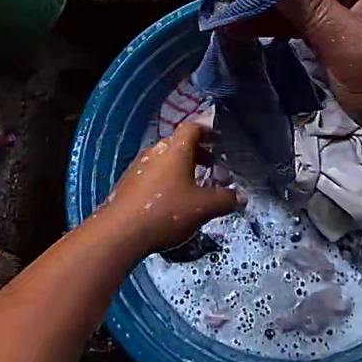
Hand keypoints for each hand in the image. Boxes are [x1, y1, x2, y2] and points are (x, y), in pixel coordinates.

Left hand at [96, 120, 240, 255]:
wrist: (120, 232)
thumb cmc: (166, 211)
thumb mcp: (204, 207)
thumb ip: (225, 200)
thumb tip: (240, 197)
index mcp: (176, 150)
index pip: (192, 128)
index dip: (207, 131)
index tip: (218, 141)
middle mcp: (155, 152)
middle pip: (178, 143)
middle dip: (196, 152)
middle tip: (210, 166)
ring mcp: (138, 167)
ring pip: (163, 159)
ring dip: (180, 167)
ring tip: (192, 186)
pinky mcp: (127, 184)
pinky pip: (151, 174)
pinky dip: (165, 180)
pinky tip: (170, 201)